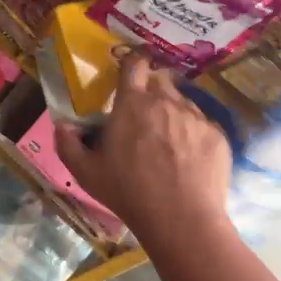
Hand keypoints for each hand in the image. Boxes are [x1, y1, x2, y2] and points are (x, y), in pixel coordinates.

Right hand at [54, 55, 232, 248]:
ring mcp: (196, 118)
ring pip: (183, 102)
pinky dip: (194, 133)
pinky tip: (188, 157)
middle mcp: (166, 101)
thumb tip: (62, 125)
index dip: (133, 59)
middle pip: (160, 80)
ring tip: (168, 140)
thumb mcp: (86, 172)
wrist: (183, 221)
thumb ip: (67, 143)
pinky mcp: (218, 136)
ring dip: (173, 112)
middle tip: (144, 113)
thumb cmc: (129, 192)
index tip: (132, 65)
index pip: (134, 64)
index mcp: (132, 103)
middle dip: (152, 89)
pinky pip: (203, 125)